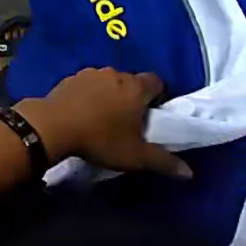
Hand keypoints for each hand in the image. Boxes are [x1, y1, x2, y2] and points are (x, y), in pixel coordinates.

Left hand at [14, 68, 191, 179]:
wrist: (55, 124)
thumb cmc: (101, 138)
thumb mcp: (136, 156)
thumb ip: (164, 162)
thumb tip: (189, 173)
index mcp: (135, 87)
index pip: (156, 81)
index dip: (159, 95)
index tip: (154, 114)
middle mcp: (115, 73)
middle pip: (131, 81)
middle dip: (134, 97)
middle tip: (131, 121)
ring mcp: (91, 72)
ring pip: (109, 81)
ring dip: (110, 94)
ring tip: (105, 118)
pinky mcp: (71, 77)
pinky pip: (88, 83)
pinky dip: (91, 94)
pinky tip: (84, 112)